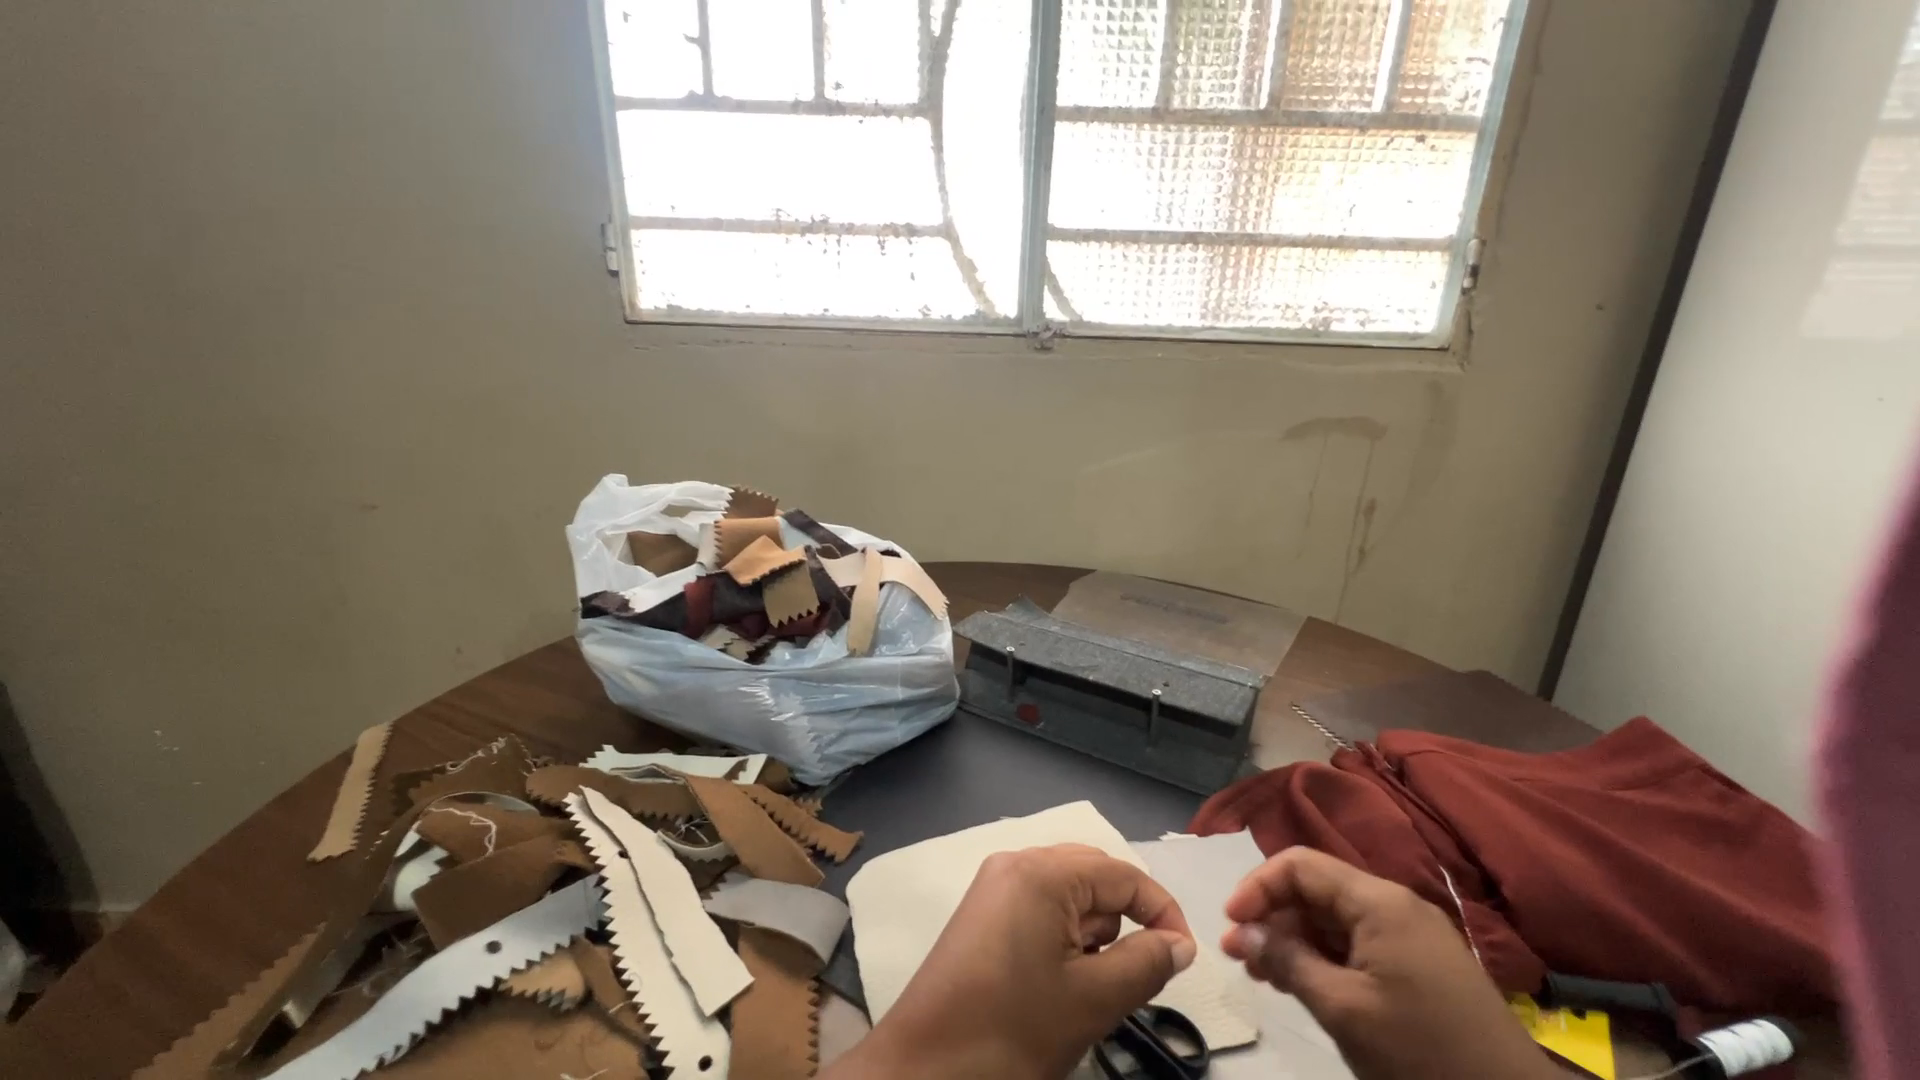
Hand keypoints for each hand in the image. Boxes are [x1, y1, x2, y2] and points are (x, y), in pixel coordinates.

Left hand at [827, 844, 1197, 1079]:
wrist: (925, 1068)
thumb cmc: (1013, 1029)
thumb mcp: (1093, 999)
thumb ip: (1147, 963)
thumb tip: (1179, 944)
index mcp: (1042, 872)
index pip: (1124, 875)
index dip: (1162, 913)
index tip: (1185, 959)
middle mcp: (1016, 862)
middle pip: (1094, 876)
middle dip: (1123, 921)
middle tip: (1128, 974)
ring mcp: (994, 886)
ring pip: (1068, 893)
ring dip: (1092, 932)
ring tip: (1083, 985)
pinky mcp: (981, 912)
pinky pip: (1040, 906)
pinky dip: (1063, 935)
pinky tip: (1055, 979)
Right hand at [1221, 847, 1555, 1079]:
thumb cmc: (1419, 1050)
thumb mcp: (1342, 1008)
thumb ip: (1286, 960)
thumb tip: (1241, 931)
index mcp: (1378, 901)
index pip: (1299, 865)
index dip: (1257, 887)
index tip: (1229, 925)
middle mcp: (1394, 904)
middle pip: (1316, 888)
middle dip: (1271, 917)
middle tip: (1237, 957)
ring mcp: (1411, 934)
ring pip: (1333, 918)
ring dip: (1293, 939)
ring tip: (1261, 975)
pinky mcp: (1420, 964)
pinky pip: (1357, 942)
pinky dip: (1322, 956)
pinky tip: (1301, 983)